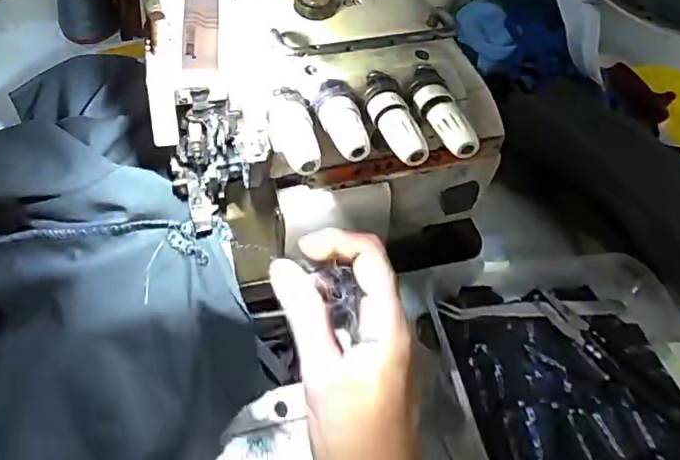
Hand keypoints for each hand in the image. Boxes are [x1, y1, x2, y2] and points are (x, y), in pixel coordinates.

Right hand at [268, 229, 418, 459]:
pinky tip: (315, 318)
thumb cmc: (353, 438)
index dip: (336, 241)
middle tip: (298, 267)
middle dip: (332, 258)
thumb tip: (282, 267)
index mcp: (389, 325)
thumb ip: (303, 314)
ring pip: (364, 289)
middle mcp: (396, 327)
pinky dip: (337, 304)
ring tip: (301, 292)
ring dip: (332, 281)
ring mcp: (391, 342)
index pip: (371, 256)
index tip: (303, 249)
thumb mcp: (320, 372)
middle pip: (370, 268)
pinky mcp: (381, 356)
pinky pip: (361, 312)